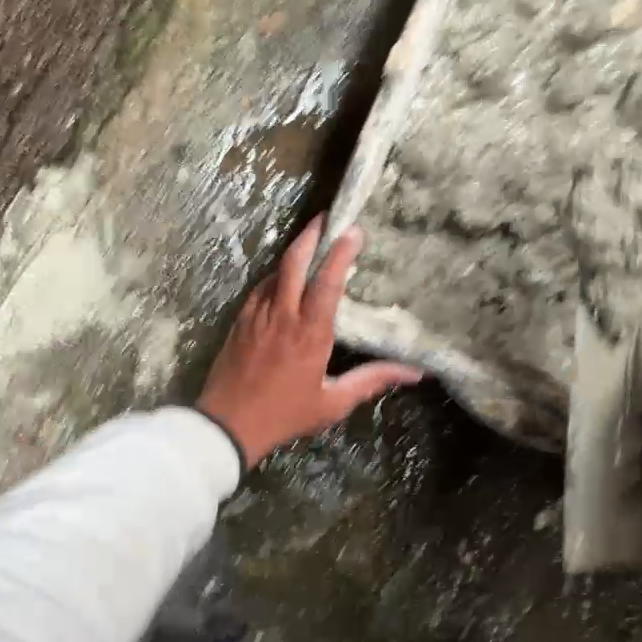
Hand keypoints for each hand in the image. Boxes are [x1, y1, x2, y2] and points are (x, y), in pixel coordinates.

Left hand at [196, 217, 422, 469]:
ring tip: (309, 243)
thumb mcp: (333, 402)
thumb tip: (415, 372)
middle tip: (325, 217)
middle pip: (293, 262)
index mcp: (309, 333)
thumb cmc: (284, 415)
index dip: (340, 252)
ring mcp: (256, 316)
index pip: (327, 281)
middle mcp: (281, 316)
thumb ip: (372, 380)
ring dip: (292, 254)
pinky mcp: (239, 322)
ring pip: (274, 273)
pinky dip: (274, 278)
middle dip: (310, 235)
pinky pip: (259, 290)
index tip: (353, 230)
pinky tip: (282, 279)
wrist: (227, 423)